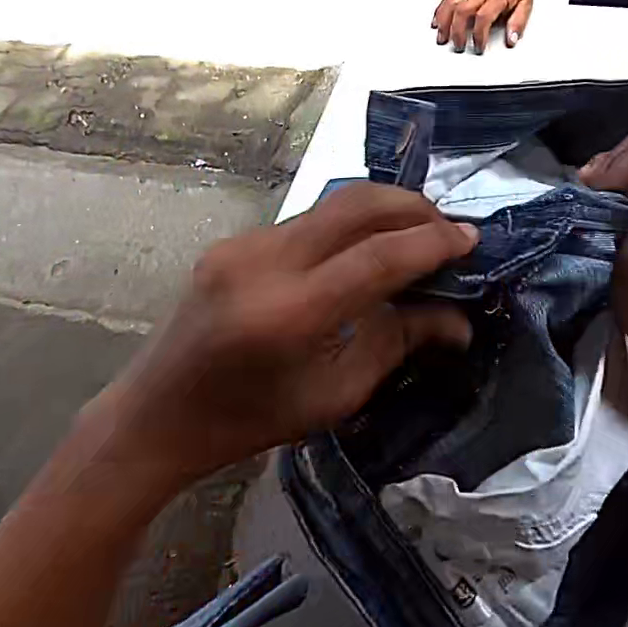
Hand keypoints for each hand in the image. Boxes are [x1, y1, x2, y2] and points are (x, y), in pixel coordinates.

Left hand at [97, 184, 476, 486]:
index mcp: (290, 313)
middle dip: (412, 207)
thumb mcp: (335, 395)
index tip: (470, 239)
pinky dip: (346, 227)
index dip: (432, 242)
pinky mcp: (233, 241)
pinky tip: (363, 251)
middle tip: (447, 230)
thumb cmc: (250, 421)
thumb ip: (398, 343)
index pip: (378, 256)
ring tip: (415, 235)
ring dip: (381, 212)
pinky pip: (306, 221)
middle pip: (354, 204)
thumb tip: (459, 319)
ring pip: (330, 205)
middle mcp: (263, 262)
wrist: (158, 414)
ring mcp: (242, 244)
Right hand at [433, 0, 533, 53]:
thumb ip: (518, 23)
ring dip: (444, 22)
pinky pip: (448, 0)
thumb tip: (511, 40)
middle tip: (459, 46)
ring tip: (442, 37)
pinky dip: (440, 12)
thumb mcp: (525, 6)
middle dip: (457, 31)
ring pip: (452, 4)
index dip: (479, 34)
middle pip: (463, 11)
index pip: (484, 16)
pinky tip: (436, 23)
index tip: (479, 47)